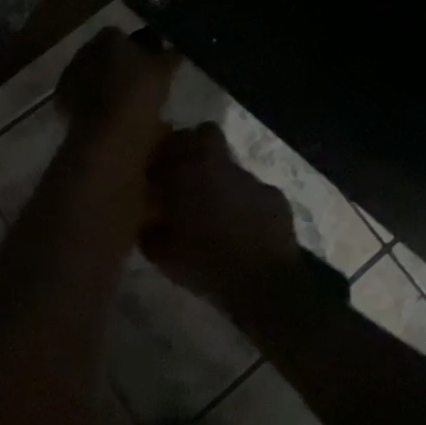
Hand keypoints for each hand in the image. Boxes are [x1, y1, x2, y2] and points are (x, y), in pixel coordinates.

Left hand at [54, 26, 177, 161]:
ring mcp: (70, 74)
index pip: (120, 34)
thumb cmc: (138, 92)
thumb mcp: (163, 71)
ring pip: (90, 74)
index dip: (135, 46)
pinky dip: (91, 102)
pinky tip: (106, 115)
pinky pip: (80, 95)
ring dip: (103, 83)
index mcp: (108, 37)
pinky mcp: (62, 98)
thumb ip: (169, 56)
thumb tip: (174, 49)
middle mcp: (85, 50)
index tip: (148, 61)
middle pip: (103, 53)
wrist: (107, 130)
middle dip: (118, 64)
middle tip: (138, 83)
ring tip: (124, 102)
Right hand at [140, 123, 302, 311]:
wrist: (264, 287)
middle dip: (196, 150)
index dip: (167, 149)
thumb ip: (149, 229)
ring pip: (231, 169)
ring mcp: (254, 180)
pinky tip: (245, 231)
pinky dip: (248, 206)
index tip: (160, 170)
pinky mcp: (278, 200)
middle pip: (207, 137)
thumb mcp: (161, 253)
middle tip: (187, 179)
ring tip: (218, 215)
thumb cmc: (205, 263)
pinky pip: (256, 194)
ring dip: (222, 183)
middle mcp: (222, 164)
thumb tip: (147, 222)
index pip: (175, 136)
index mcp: (190, 169)